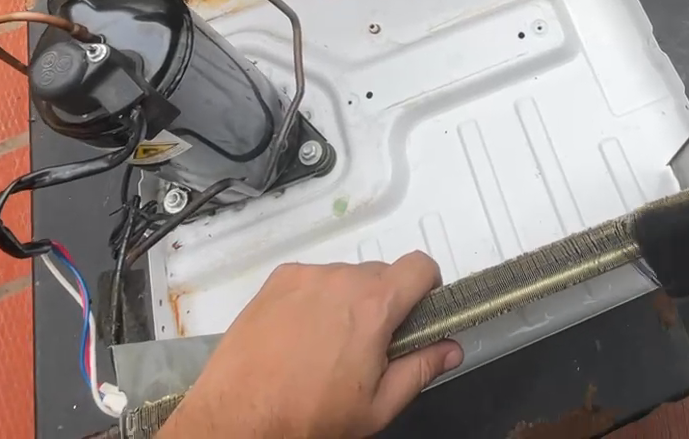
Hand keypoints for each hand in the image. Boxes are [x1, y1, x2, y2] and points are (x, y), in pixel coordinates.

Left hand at [160, 252, 461, 438]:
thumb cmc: (311, 418)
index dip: (427, 287)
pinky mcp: (279, 278)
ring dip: (348, 301)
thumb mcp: (376, 407)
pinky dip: (315, 299)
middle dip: (384, 303)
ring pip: (346, 277)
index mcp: (376, 304)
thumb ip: (421, 369)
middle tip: (366, 348)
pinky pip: (313, 278)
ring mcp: (308, 274)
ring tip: (324, 347)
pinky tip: (298, 337)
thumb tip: (452, 347)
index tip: (417, 315)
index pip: (421, 265)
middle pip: (382, 274)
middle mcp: (344, 277)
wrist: (235, 422)